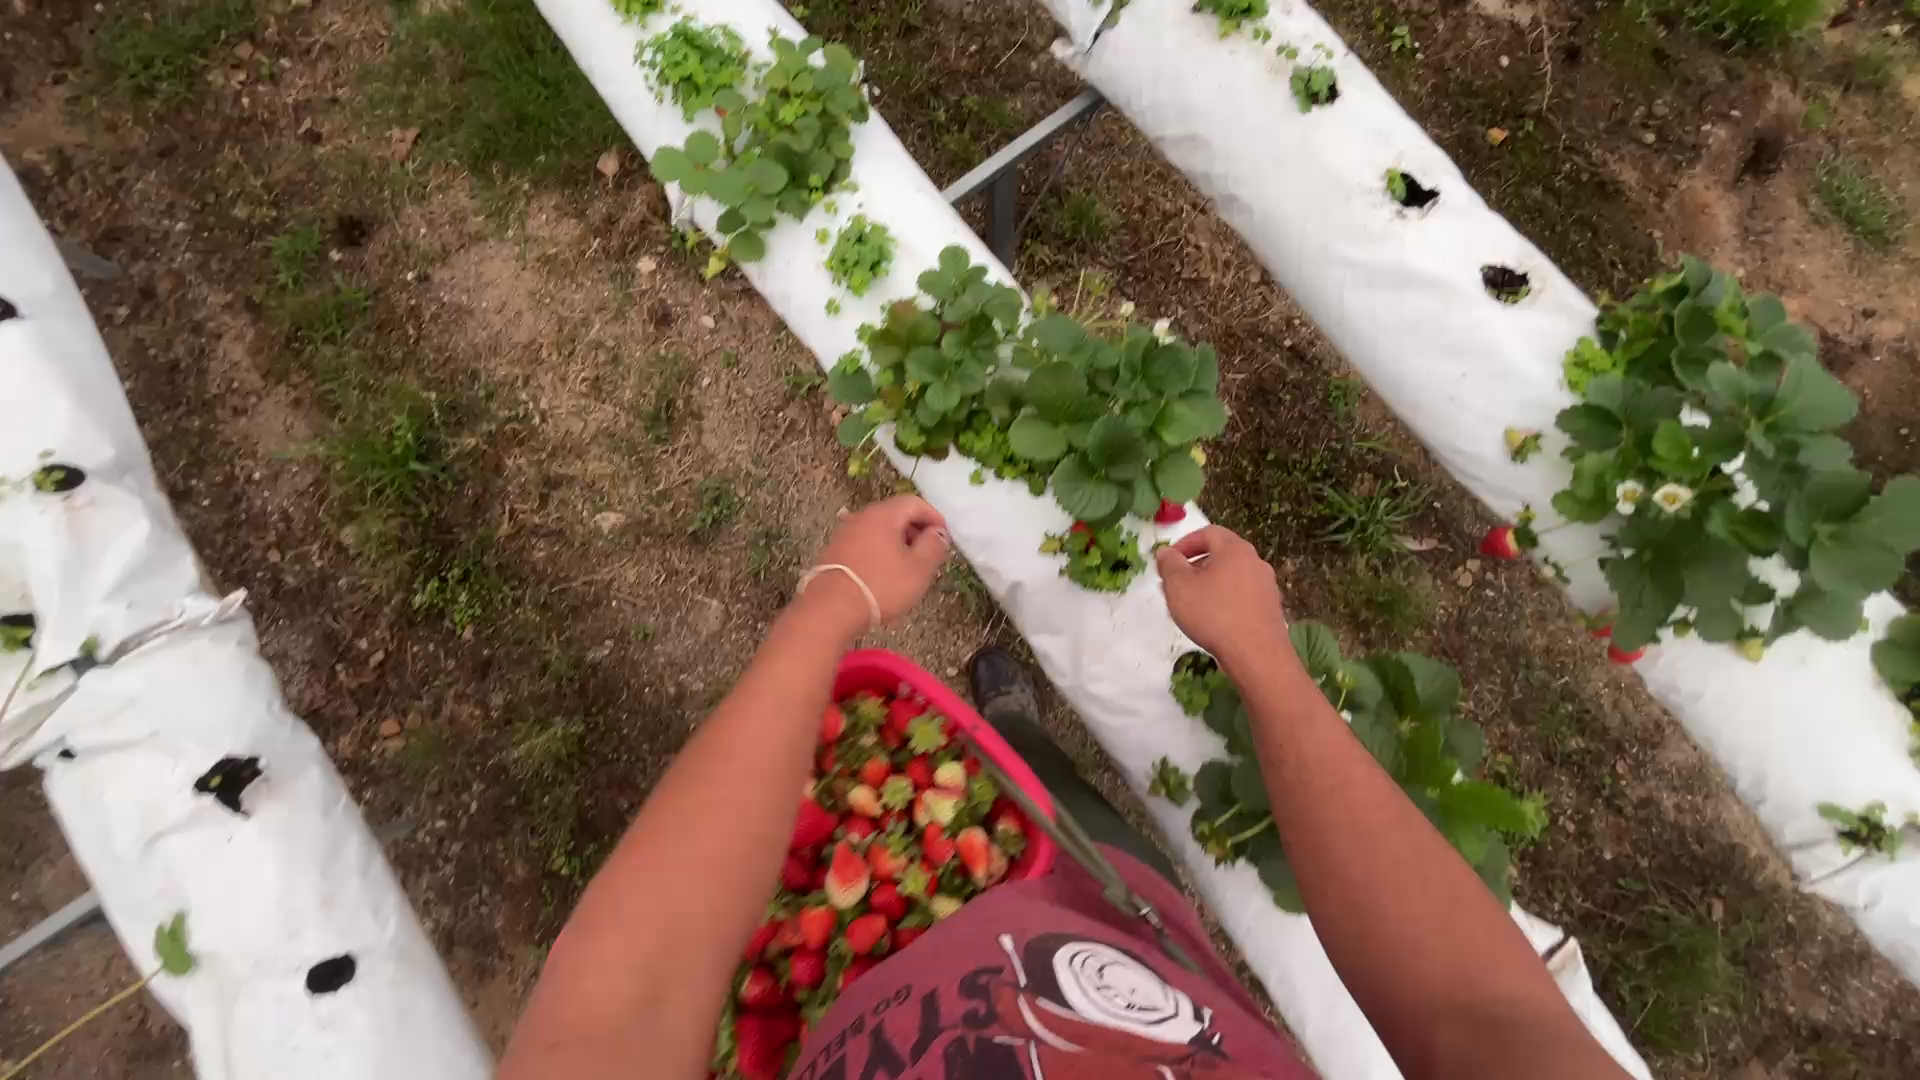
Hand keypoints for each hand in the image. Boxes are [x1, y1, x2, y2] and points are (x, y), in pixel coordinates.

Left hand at [798, 496, 950, 635]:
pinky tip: (884, 575)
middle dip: (916, 530)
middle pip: (895, 514)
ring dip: (898, 543)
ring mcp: (844, 534)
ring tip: (909, 567)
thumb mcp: (919, 568)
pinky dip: (880, 552)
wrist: (830, 610)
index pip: (915, 503)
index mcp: (883, 514)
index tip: (944, 537)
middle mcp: (861, 517)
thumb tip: (938, 533)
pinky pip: (865, 544)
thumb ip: (934, 546)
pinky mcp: (834, 553)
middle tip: (929, 553)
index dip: (934, 517)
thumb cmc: (881, 586)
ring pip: (879, 530)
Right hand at [1155, 526, 1291, 673]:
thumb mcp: (1179, 587)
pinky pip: (1242, 594)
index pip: (1208, 533)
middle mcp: (1255, 562)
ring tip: (1191, 603)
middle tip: (1176, 582)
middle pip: (1221, 553)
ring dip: (1209, 583)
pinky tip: (1212, 618)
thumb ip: (1169, 565)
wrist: (1256, 654)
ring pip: (1231, 575)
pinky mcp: (1270, 608)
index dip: (1185, 543)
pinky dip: (1224, 598)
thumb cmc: (1213, 614)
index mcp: (1234, 550)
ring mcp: (1266, 585)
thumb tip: (1166, 552)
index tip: (1169, 560)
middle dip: (1195, 565)